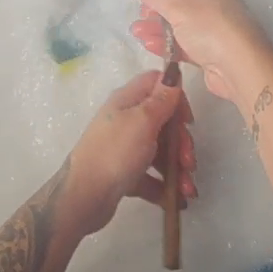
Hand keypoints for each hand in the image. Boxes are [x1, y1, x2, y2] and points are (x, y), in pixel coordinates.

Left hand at [64, 70, 196, 236]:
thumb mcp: (143, 121)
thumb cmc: (115, 153)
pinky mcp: (123, 173)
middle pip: (162, 121)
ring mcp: (123, 147)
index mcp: (127, 100)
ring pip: (159, 150)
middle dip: (180, 142)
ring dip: (177, 168)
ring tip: (187, 189)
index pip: (156, 83)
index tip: (187, 121)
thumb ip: (161, 99)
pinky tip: (174, 200)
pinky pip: (150, 174)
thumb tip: (172, 71)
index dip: (176, 97)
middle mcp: (125, 120)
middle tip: (188, 162)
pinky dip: (163, 185)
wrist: (84, 197)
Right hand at [127, 0, 272, 102]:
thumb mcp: (179, 8)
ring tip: (136, 32)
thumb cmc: (212, 29)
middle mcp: (218, 4)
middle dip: (158, 10)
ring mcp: (216, 30)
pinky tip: (150, 46)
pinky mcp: (212, 53)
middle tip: (141, 15)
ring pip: (182, 26)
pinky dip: (169, 45)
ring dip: (159, 29)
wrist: (242, 70)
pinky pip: (186, 45)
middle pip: (182, 3)